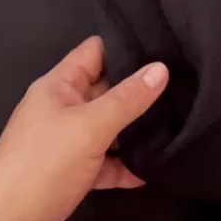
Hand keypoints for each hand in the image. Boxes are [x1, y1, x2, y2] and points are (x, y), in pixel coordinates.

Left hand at [0, 37, 168, 220]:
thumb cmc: (43, 166)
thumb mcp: (90, 128)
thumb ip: (127, 99)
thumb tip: (162, 68)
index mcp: (58, 85)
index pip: (96, 51)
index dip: (126, 46)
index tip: (163, 48)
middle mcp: (60, 107)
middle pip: (104, 88)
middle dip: (136, 90)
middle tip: (177, 87)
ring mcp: (63, 142)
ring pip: (105, 126)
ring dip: (132, 131)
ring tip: (172, 125)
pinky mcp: (68, 174)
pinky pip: (101, 161)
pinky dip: (121, 165)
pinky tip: (147, 172)